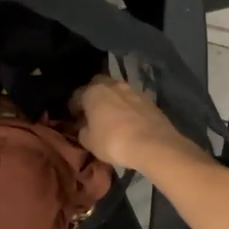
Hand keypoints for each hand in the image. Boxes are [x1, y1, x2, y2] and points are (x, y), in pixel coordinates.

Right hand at [74, 76, 197, 170]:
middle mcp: (113, 85)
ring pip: (117, 90)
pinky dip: (128, 107)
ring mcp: (133, 90)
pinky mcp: (149, 100)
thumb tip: (85, 126)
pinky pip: (132, 100)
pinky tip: (128, 120)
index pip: (77, 94)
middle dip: (94, 95)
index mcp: (93, 92)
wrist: (153, 145)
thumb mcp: (89, 142)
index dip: (74, 106)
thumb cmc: (113, 141)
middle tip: (93, 111)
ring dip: (113, 99)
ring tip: (112, 116)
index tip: (75, 118)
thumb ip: (83, 130)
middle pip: (99, 84)